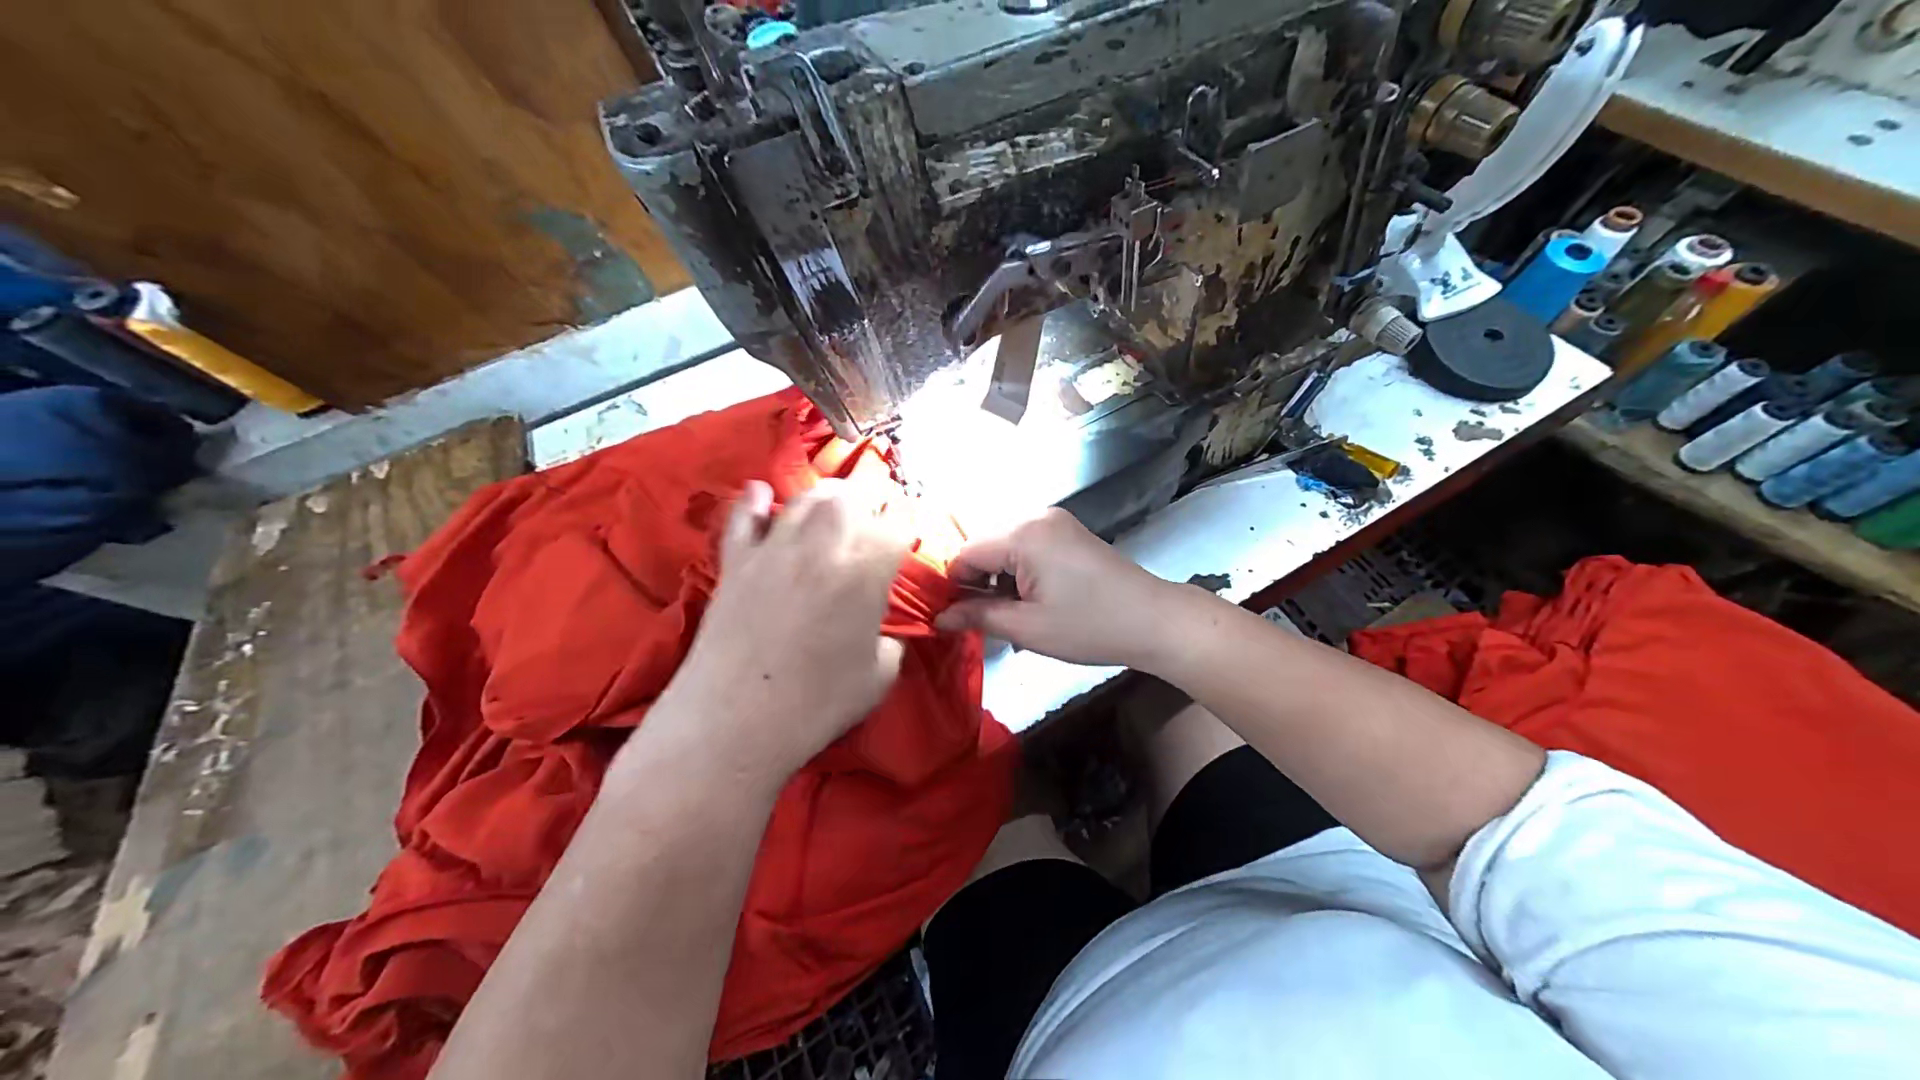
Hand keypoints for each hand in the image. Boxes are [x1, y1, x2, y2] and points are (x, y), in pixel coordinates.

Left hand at [654, 479, 910, 778]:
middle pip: (851, 497)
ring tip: (833, 511)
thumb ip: (892, 640)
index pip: (898, 526)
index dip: (907, 529)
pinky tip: (762, 494)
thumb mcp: (879, 677)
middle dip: (870, 502)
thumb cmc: (817, 703)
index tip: (908, 542)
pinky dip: (755, 502)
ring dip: (825, 499)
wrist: (735, 718)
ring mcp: (774, 548)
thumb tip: (886, 628)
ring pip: (804, 499)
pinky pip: (743, 517)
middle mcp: (822, 545)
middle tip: (874, 523)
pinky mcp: (735, 561)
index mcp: (866, 569)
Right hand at [935, 508, 1192, 669]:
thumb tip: (938, 618)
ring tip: (1011, 614)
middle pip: (985, 547)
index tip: (952, 617)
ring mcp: (1055, 522)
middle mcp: (1036, 517)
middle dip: (976, 582)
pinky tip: (1030, 599)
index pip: (966, 554)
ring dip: (998, 579)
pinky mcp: (1068, 532)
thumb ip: (977, 616)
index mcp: (1023, 535)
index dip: (953, 586)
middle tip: (983, 620)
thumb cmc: (1089, 626)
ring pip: (1005, 548)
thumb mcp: (1027, 627)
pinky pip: (1027, 546)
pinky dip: (1018, 571)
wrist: (1154, 620)